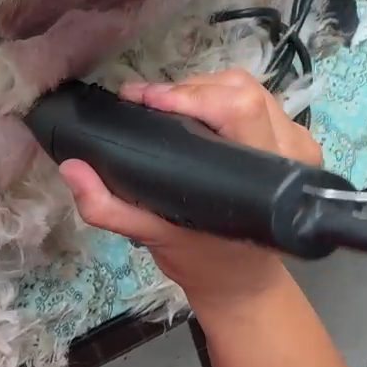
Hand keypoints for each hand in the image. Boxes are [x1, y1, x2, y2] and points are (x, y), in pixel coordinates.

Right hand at [58, 69, 323, 315]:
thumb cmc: (200, 260)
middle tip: (146, 104)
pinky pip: (255, 98)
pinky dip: (217, 96)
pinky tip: (190, 112)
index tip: (144, 101)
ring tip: (164, 104)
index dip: (188, 95)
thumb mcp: (151, 236)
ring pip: (249, 86)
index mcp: (262, 177)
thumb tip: (70, 168)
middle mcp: (288, 151)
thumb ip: (108, 208)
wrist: (239, 279)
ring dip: (202, 88)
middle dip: (188, 88)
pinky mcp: (291, 137)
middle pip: (241, 89)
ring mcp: (296, 141)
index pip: (237, 109)